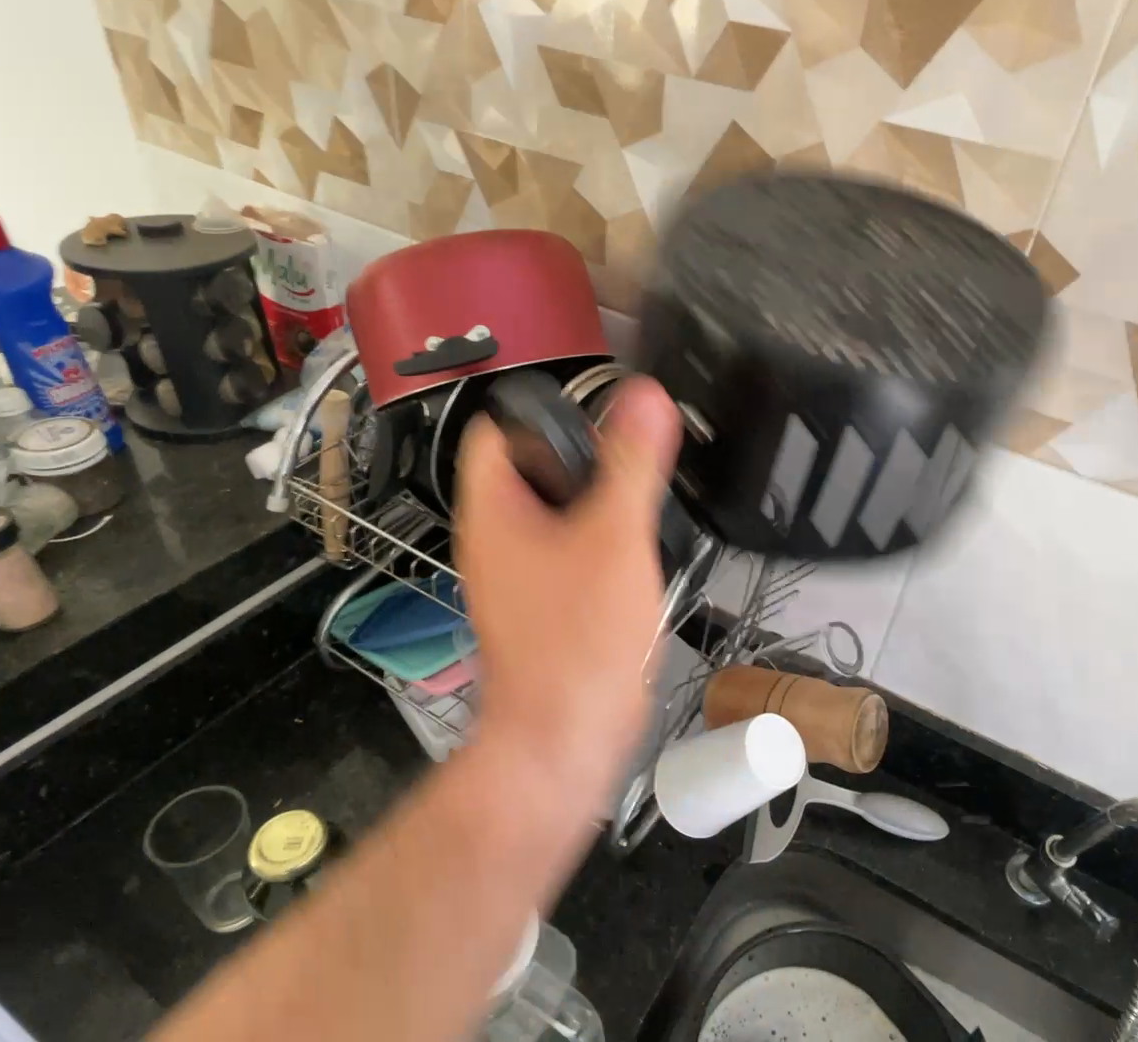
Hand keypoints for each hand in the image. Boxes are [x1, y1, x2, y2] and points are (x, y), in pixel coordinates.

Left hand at [453, 378, 682, 789]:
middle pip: (532, 469)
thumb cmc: (576, 646)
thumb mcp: (616, 537)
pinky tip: (632, 554)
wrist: (567, 738)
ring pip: (554, 512)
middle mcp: (494, 540)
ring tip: (637, 505)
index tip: (595, 416)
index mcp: (493, 511)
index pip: (499, 429)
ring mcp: (516, 575)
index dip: (546, 412)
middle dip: (583, 458)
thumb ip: (632, 463)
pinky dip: (598, 543)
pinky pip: (566, 552)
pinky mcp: (541, 604)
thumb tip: (644, 400)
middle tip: (630, 462)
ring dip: (595, 502)